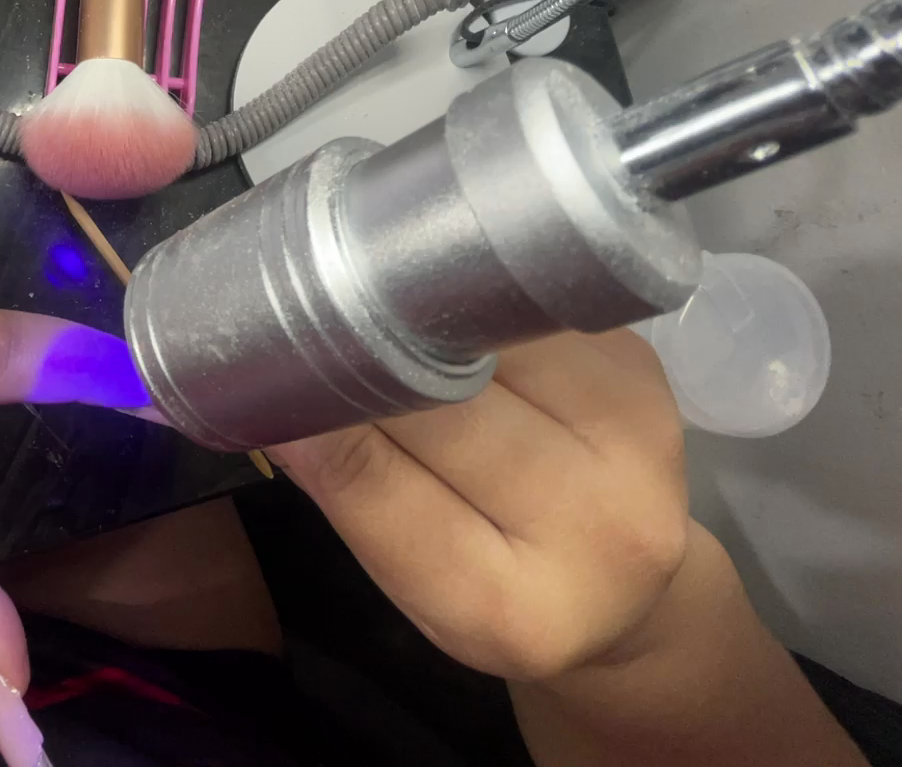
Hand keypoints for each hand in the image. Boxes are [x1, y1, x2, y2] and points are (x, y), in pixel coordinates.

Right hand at [269, 331, 688, 682]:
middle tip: (299, 309)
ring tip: (363, 293)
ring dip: (413, 313)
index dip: (311, 417)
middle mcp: (594, 533)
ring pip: (480, 342)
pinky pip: (525, 313)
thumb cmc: (484, 575)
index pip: (372, 484)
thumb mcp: (400, 566)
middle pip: (435, 402)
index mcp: (504, 609)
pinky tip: (436, 302)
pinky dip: (467, 299)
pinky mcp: (643, 374)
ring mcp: (638, 445)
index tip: (258, 366)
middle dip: (361, 349)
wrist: (621, 584)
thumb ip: (339, 481)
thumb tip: (258, 387)